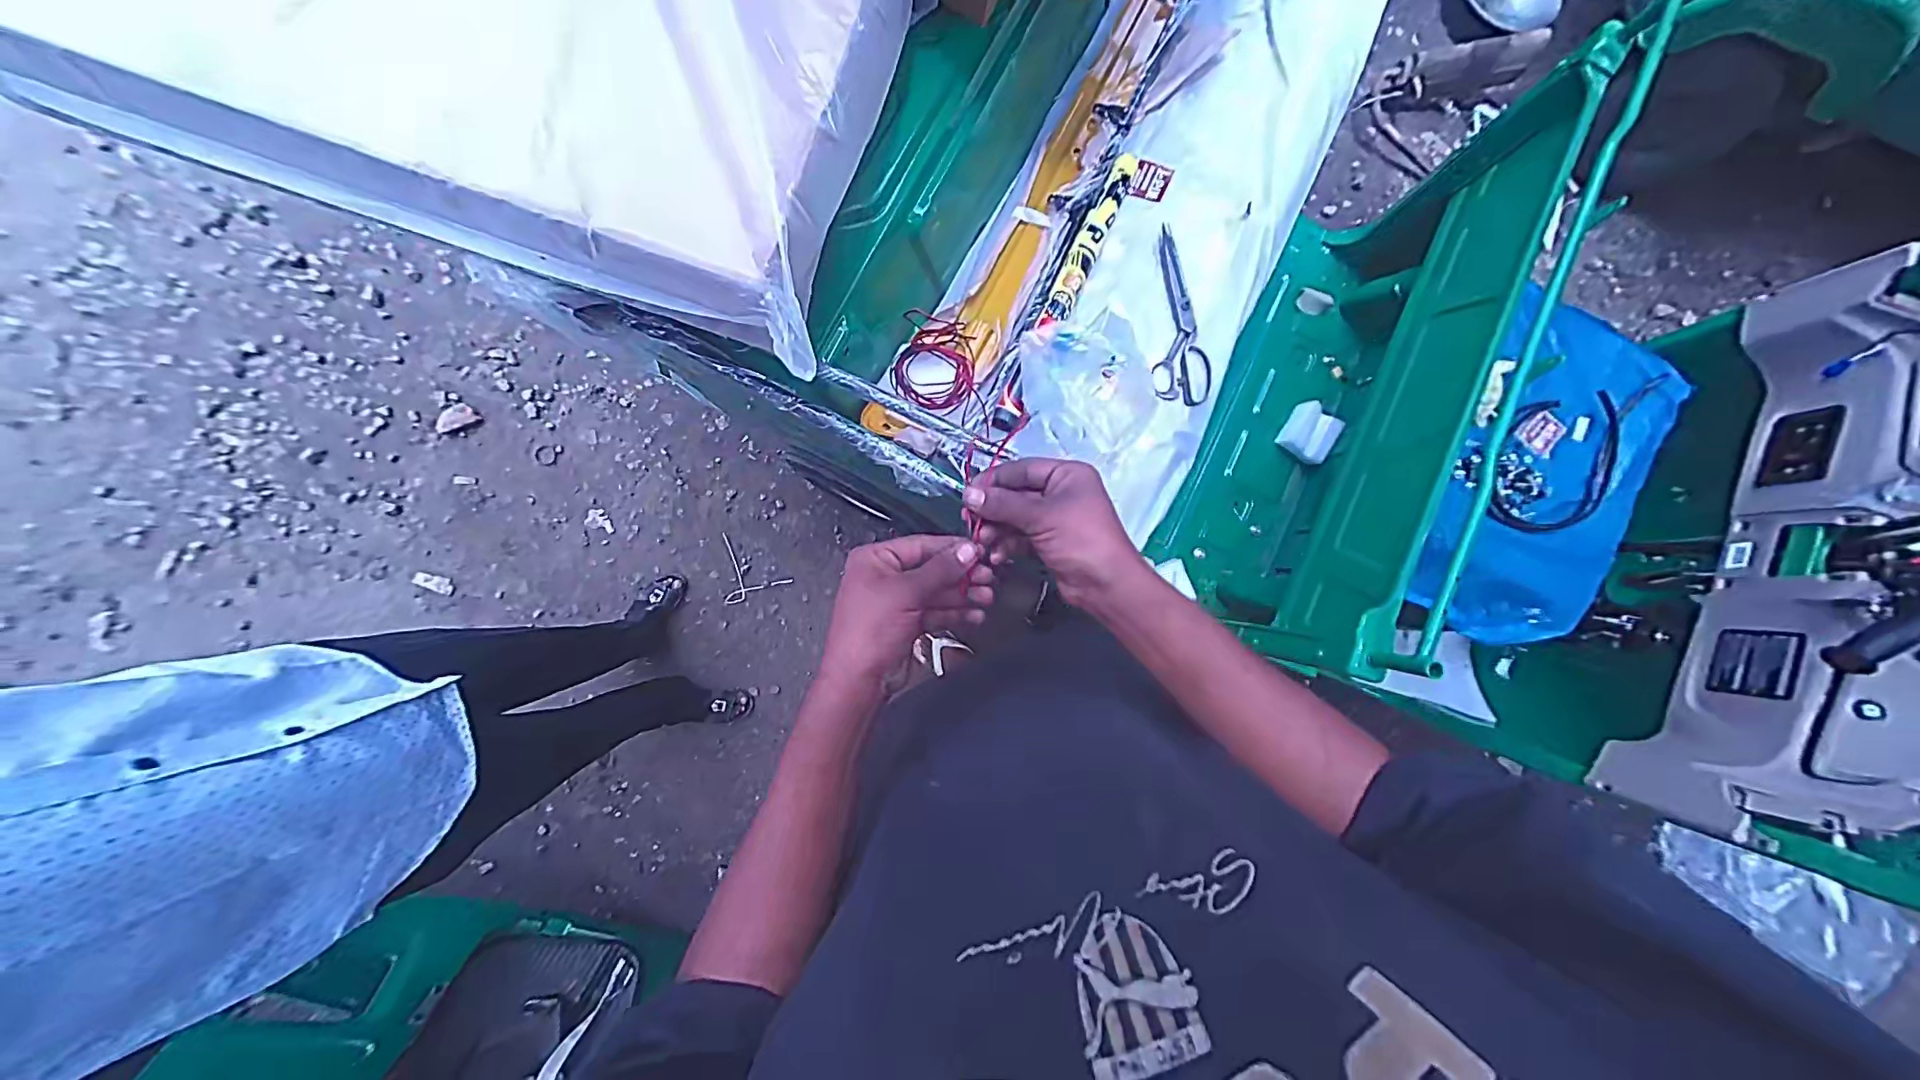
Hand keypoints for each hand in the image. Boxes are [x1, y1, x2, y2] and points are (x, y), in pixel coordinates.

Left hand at [819, 535, 993, 686]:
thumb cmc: (866, 634)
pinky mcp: (906, 624)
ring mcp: (896, 602)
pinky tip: (973, 614)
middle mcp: (884, 577)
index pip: (921, 545)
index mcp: (874, 560)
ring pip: (937, 592)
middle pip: (932, 569)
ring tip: (985, 597)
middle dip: (961, 575)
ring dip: (963, 595)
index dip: (951, 549)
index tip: (978, 552)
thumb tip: (965, 551)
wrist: (860, 680)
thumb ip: (940, 570)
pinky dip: (955, 613)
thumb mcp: (907, 592)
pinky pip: (935, 612)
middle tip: (986, 577)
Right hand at [963, 459, 1146, 610]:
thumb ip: (1003, 504)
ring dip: (996, 529)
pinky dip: (1006, 544)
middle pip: (1016, 494)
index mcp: (1067, 475)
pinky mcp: (1048, 543)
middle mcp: (1061, 493)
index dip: (994, 480)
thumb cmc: (1082, 540)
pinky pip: (1020, 537)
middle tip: (970, 520)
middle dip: (993, 509)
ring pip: (1015, 518)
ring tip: (982, 541)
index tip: (969, 492)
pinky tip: (996, 554)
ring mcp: (1054, 519)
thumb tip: (970, 494)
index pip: (1022, 470)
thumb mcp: (1041, 516)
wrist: (1106, 585)